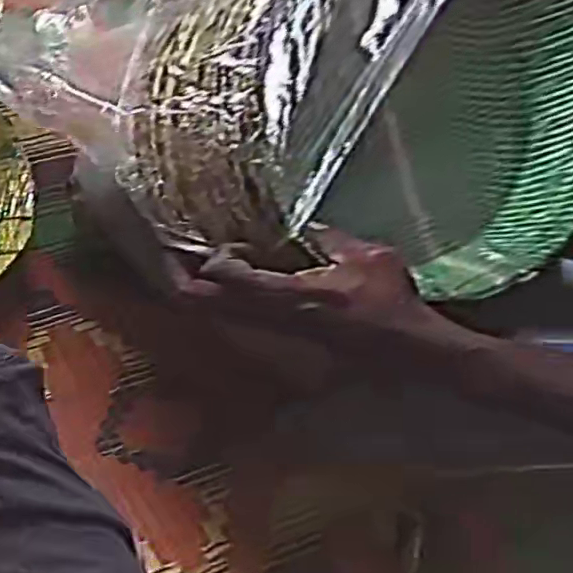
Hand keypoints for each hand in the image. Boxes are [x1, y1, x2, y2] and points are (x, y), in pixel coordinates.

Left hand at [178, 226, 469, 352]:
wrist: (398, 347)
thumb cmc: (387, 302)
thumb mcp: (369, 259)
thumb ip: (334, 239)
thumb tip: (312, 224)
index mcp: (280, 293)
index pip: (222, 274)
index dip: (216, 256)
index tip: (233, 244)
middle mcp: (258, 312)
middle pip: (194, 297)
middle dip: (177, 275)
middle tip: (173, 255)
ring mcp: (256, 325)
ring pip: (201, 309)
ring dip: (189, 287)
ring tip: (186, 266)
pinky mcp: (260, 333)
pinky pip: (218, 315)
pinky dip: (207, 298)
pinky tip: (216, 283)